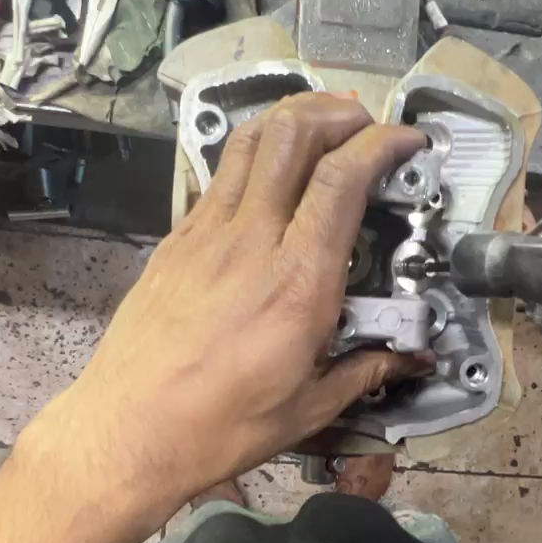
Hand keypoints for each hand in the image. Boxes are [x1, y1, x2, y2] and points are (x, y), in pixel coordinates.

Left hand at [38, 94, 429, 505]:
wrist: (130, 430)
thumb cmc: (221, 426)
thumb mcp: (309, 407)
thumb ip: (366, 371)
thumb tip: (412, 359)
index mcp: (297, 283)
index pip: (341, 179)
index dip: (381, 143)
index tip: (406, 140)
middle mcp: (252, 241)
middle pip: (292, 135)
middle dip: (337, 112)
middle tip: (366, 124)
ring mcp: (206, 234)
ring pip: (251, 142)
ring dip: (293, 118)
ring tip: (323, 126)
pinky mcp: (177, 240)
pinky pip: (221, 176)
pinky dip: (256, 154)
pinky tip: (272, 176)